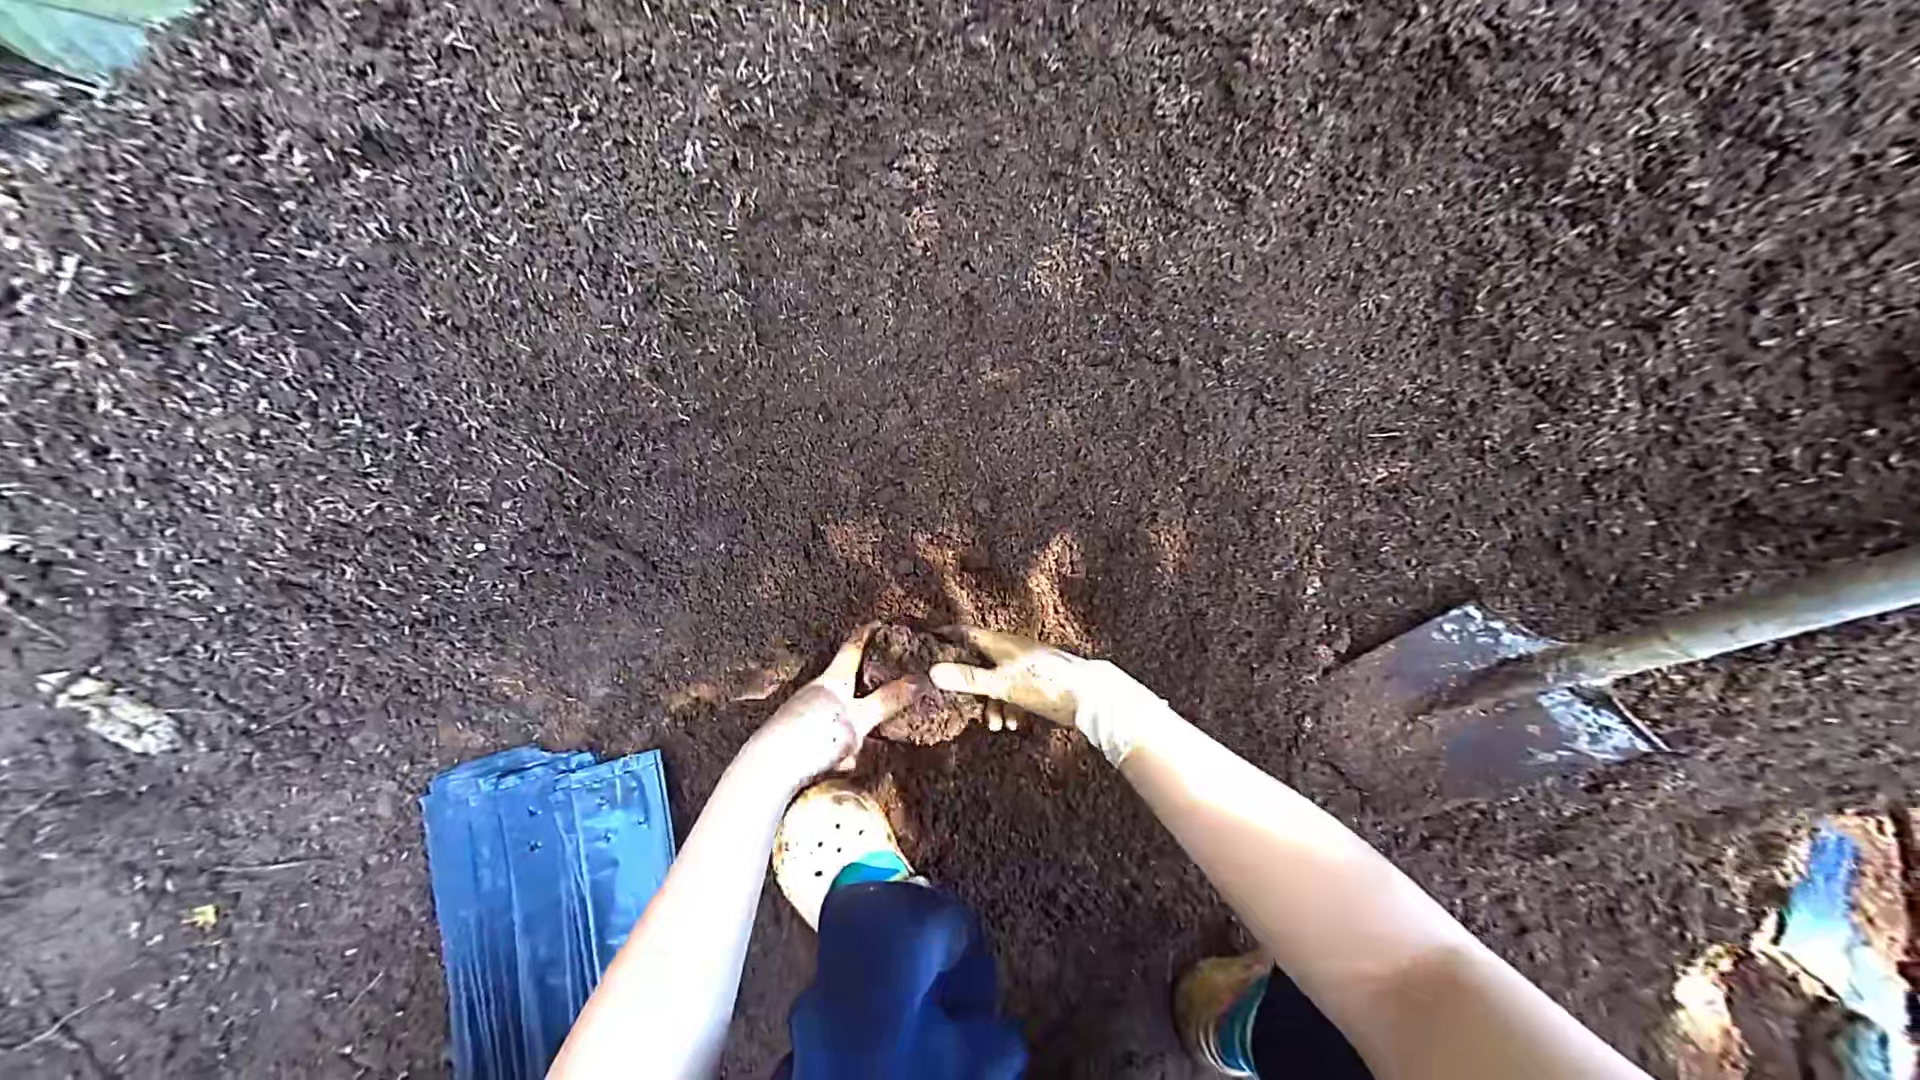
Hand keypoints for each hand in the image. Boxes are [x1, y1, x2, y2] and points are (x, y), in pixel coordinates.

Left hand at [742, 622, 922, 786]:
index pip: (853, 649)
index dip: (866, 634)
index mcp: (832, 680)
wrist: (767, 772)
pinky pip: (825, 734)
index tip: (878, 623)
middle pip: (845, 679)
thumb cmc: (812, 737)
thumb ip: (887, 701)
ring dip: (851, 718)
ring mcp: (803, 714)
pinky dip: (838, 743)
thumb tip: (918, 680)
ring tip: (869, 734)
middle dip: (863, 680)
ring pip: (836, 710)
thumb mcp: (858, 720)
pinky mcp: (796, 738)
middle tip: (885, 677)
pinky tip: (842, 762)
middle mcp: (815, 692)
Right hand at [926, 627, 1088, 725]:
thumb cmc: (1042, 683)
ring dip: (993, 705)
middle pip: (979, 663)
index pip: (964, 633)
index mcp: (999, 642)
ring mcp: (1024, 666)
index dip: (946, 639)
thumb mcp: (1000, 684)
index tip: (929, 646)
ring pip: (997, 683)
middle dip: (971, 687)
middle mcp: (1009, 650)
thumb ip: (967, 678)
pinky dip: (1010, 708)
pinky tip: (1014, 724)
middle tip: (964, 705)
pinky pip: (1014, 693)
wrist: (1088, 697)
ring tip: (997, 725)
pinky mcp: (1036, 682)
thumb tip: (932, 671)